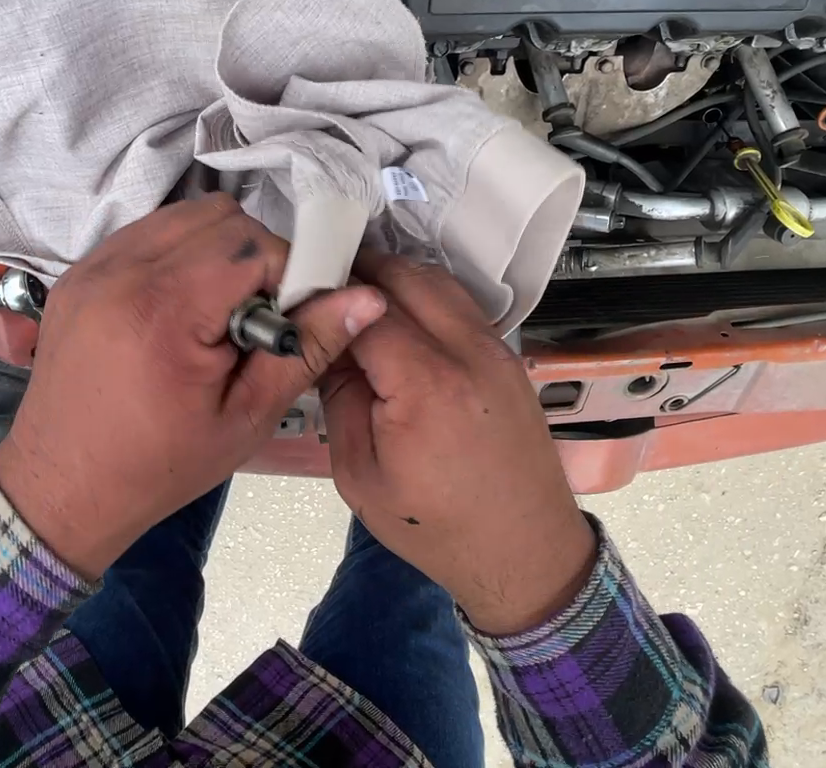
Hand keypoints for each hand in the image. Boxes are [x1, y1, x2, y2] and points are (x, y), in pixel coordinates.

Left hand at [0, 196, 385, 578]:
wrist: (60, 487)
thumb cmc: (159, 464)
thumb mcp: (247, 416)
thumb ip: (305, 347)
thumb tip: (368, 298)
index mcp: (165, 309)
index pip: (252, 244)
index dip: (287, 272)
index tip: (288, 314)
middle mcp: (123, 270)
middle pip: (220, 218)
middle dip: (255, 255)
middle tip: (255, 313)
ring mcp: (93, 265)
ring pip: (183, 215)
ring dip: (217, 248)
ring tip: (217, 307)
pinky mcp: (79, 271)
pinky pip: (147, 231)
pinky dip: (179, 251)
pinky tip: (180, 302)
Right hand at [320, 250, 595, 634]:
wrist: (523, 551)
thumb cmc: (435, 527)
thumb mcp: (359, 474)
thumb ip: (340, 397)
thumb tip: (326, 344)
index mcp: (427, 385)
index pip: (366, 310)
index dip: (328, 300)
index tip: (301, 304)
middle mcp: (468, 351)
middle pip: (405, 276)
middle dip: (360, 273)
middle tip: (324, 291)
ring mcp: (495, 348)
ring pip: (437, 280)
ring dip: (395, 277)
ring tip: (359, 301)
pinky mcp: (508, 355)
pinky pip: (460, 303)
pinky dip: (425, 295)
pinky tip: (400, 320)